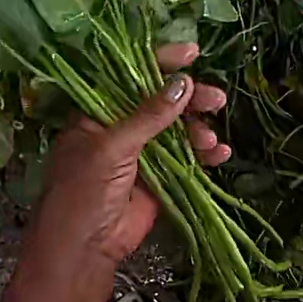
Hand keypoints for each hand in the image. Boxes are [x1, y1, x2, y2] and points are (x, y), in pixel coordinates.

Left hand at [28, 43, 228, 266]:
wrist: (84, 248)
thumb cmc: (83, 191)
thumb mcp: (112, 148)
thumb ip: (149, 116)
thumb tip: (183, 83)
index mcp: (98, 112)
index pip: (131, 75)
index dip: (161, 62)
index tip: (192, 53)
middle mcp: (122, 127)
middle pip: (163, 102)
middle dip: (191, 99)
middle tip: (215, 99)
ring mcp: (144, 152)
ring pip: (180, 130)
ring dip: (199, 130)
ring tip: (210, 141)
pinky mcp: (162, 177)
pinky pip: (189, 158)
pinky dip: (205, 155)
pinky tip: (219, 154)